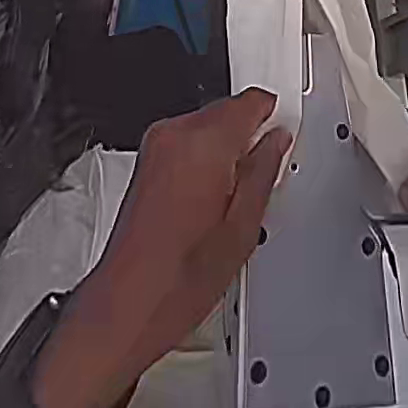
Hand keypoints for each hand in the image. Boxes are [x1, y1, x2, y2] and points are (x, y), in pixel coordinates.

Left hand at [33, 89, 290, 407]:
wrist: (126, 307)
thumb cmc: (177, 280)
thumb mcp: (244, 227)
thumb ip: (265, 170)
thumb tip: (276, 142)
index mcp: (205, 144)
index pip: (251, 101)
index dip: (273, 115)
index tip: (281, 132)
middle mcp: (176, 135)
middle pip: (229, 110)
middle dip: (249, 134)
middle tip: (261, 173)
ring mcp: (156, 146)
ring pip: (208, 123)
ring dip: (225, 145)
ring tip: (231, 195)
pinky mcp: (145, 160)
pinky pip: (188, 139)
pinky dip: (203, 156)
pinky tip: (209, 196)